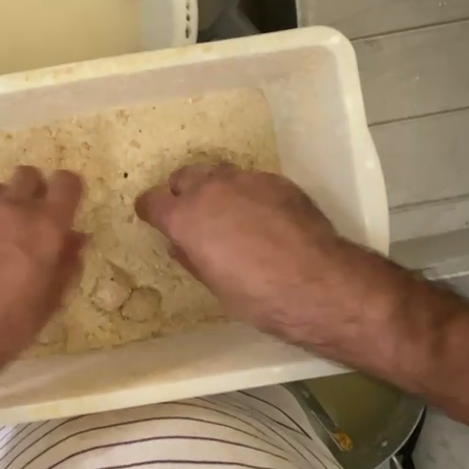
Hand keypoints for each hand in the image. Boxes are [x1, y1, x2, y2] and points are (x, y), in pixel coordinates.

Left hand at [0, 166, 85, 382]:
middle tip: (27, 220)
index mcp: (45, 226)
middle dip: (31, 191)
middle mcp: (10, 208)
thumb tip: (77, 237)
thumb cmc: (9, 327)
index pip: (67, 181)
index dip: (67, 190)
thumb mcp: (50, 301)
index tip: (63, 204)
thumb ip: (67, 262)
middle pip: (26, 175)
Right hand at [135, 162, 408, 358]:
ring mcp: (245, 180)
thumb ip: (191, 256)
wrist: (317, 283)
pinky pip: (251, 181)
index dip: (151, 211)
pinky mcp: (276, 180)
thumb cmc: (256, 295)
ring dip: (215, 188)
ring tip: (228, 212)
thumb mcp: (213, 283)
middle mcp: (210, 189)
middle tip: (193, 215)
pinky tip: (263, 217)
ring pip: (218, 173)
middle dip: (183, 193)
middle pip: (184, 177)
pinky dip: (247, 193)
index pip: (152, 201)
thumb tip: (181, 243)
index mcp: (184, 217)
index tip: (153, 218)